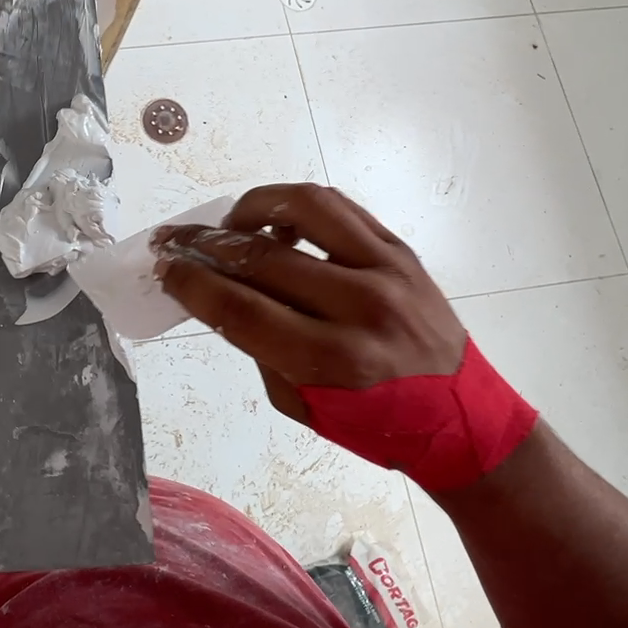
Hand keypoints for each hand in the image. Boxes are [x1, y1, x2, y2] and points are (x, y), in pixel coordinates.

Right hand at [151, 184, 467, 423]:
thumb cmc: (370, 423)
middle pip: (260, 257)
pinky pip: (338, 206)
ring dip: (251, 207)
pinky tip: (274, 221)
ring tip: (230, 223)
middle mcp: (361, 307)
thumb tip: (214, 288)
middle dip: (204, 245)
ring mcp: (387, 270)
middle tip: (175, 241)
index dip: (192, 283)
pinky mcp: (401, 249)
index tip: (165, 268)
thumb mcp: (298, 402)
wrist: (461, 418)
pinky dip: (294, 205)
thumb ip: (255, 343)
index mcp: (332, 360)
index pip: (240, 308)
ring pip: (303, 206)